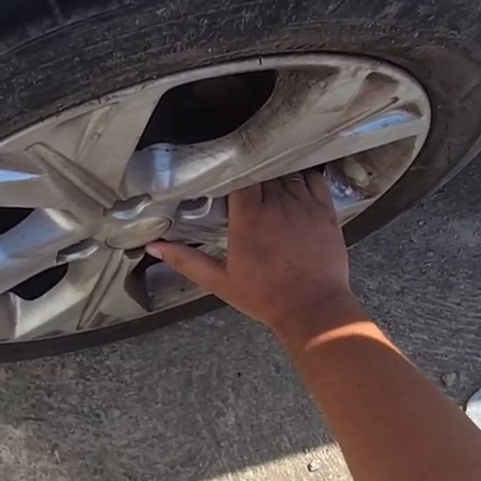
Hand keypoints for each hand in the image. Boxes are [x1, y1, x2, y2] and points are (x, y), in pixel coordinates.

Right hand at [146, 170, 366, 341]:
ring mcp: (304, 204)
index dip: (231, 173)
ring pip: (286, 173)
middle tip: (243, 182)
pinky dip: (303, 176)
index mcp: (248, 218)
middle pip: (262, 172)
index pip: (239, 176)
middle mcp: (277, 204)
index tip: (223, 180)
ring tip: (266, 183)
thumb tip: (155, 246)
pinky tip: (294, 182)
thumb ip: (186, 260)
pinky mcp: (325, 210)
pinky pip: (314, 179)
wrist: (313, 308)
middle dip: (252, 174)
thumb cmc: (264, 296)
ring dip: (276, 175)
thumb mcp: (220, 281)